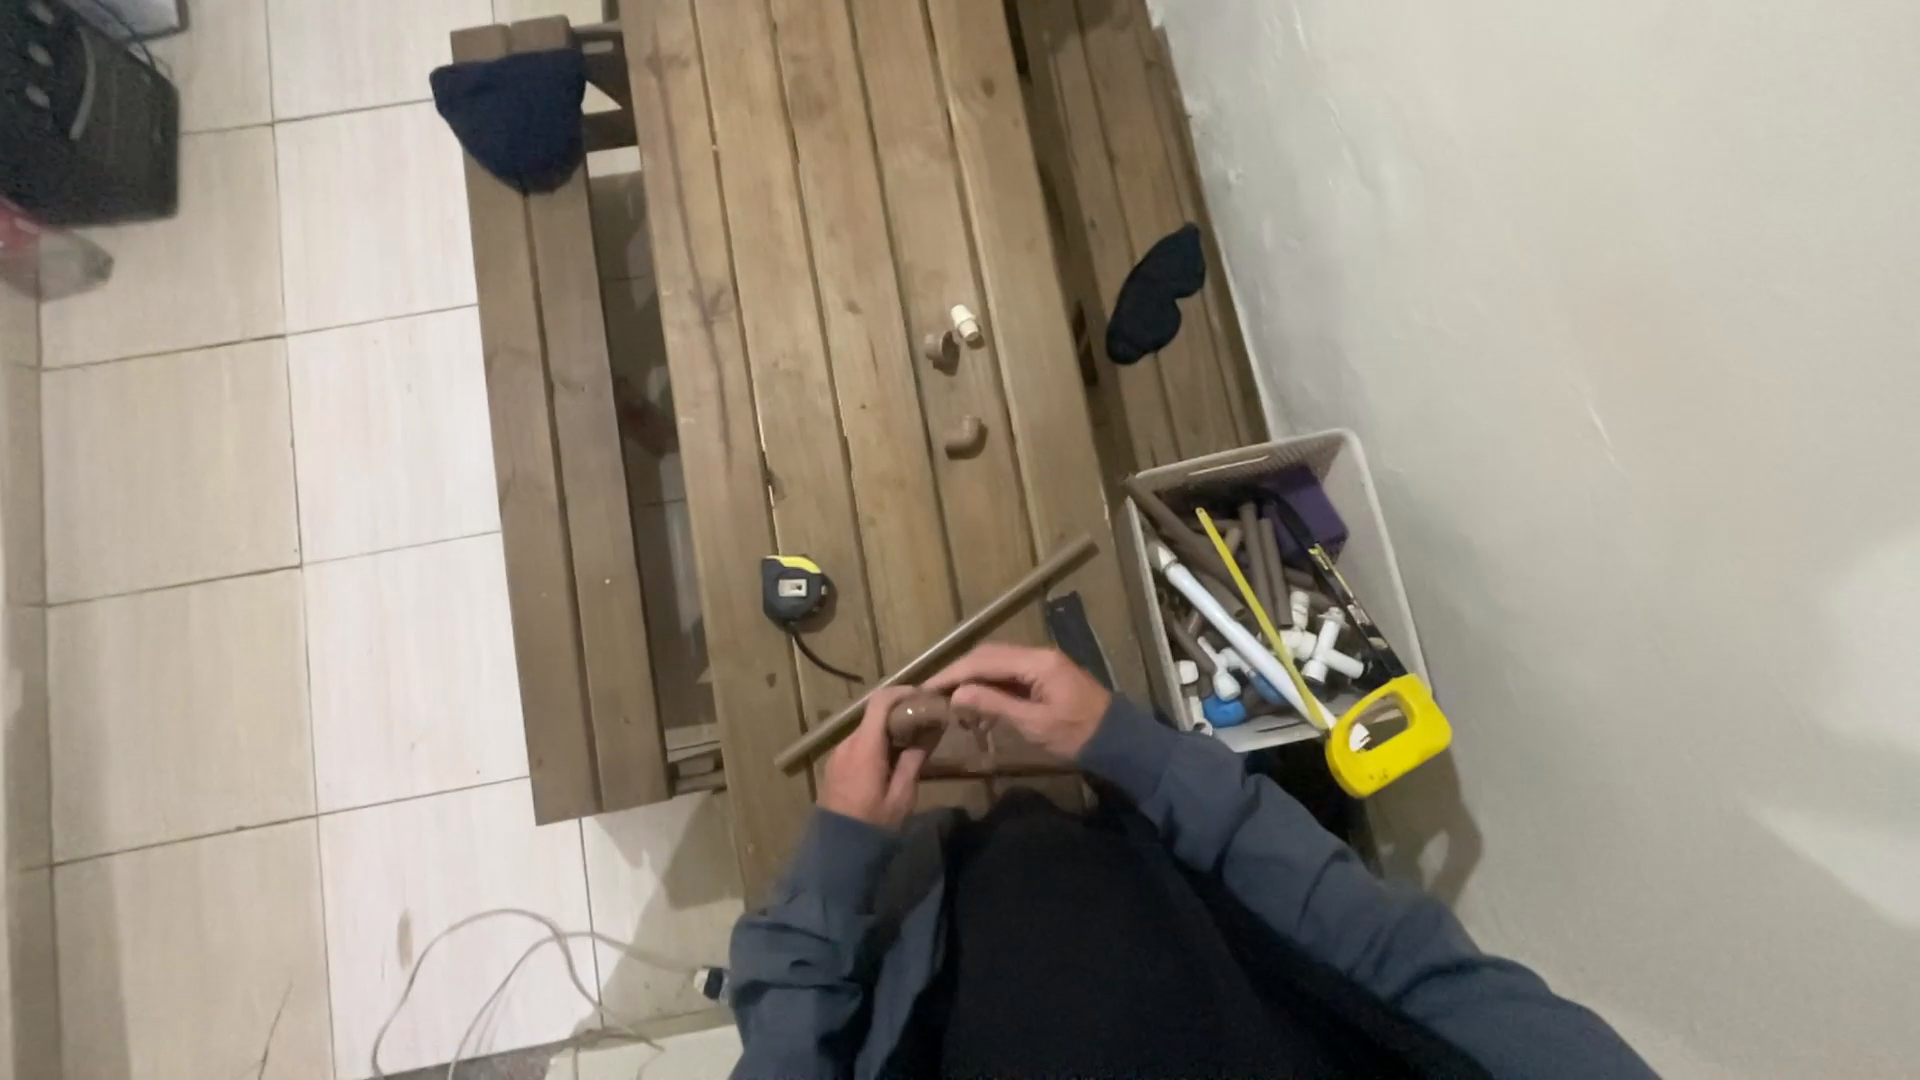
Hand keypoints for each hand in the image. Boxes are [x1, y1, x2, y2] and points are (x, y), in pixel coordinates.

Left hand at [819, 686, 931, 829]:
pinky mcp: (835, 765)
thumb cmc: (874, 824)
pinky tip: (893, 757)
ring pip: (867, 729)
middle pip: (874, 714)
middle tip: (926, 720)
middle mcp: (846, 743)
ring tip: (913, 741)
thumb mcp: (902, 795)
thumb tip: (933, 729)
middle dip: (900, 712)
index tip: (925, 696)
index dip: (903, 692)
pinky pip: (858, 744)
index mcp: (864, 747)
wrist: (837, 854)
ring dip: (889, 728)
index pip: (881, 701)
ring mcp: (837, 754)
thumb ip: (915, 758)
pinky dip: (877, 742)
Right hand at [924, 644, 1110, 759]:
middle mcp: (1037, 654)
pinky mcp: (1044, 676)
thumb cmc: (1078, 735)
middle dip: (959, 672)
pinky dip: (989, 685)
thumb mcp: (1034, 725)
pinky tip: (977, 703)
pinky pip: (1009, 673)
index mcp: (1036, 662)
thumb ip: (994, 706)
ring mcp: (1042, 663)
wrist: (1119, 741)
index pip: (984, 660)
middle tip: (933, 693)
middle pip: (988, 655)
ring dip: (972, 677)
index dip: (953, 673)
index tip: (928, 687)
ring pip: (997, 662)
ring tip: (950, 699)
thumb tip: (957, 694)